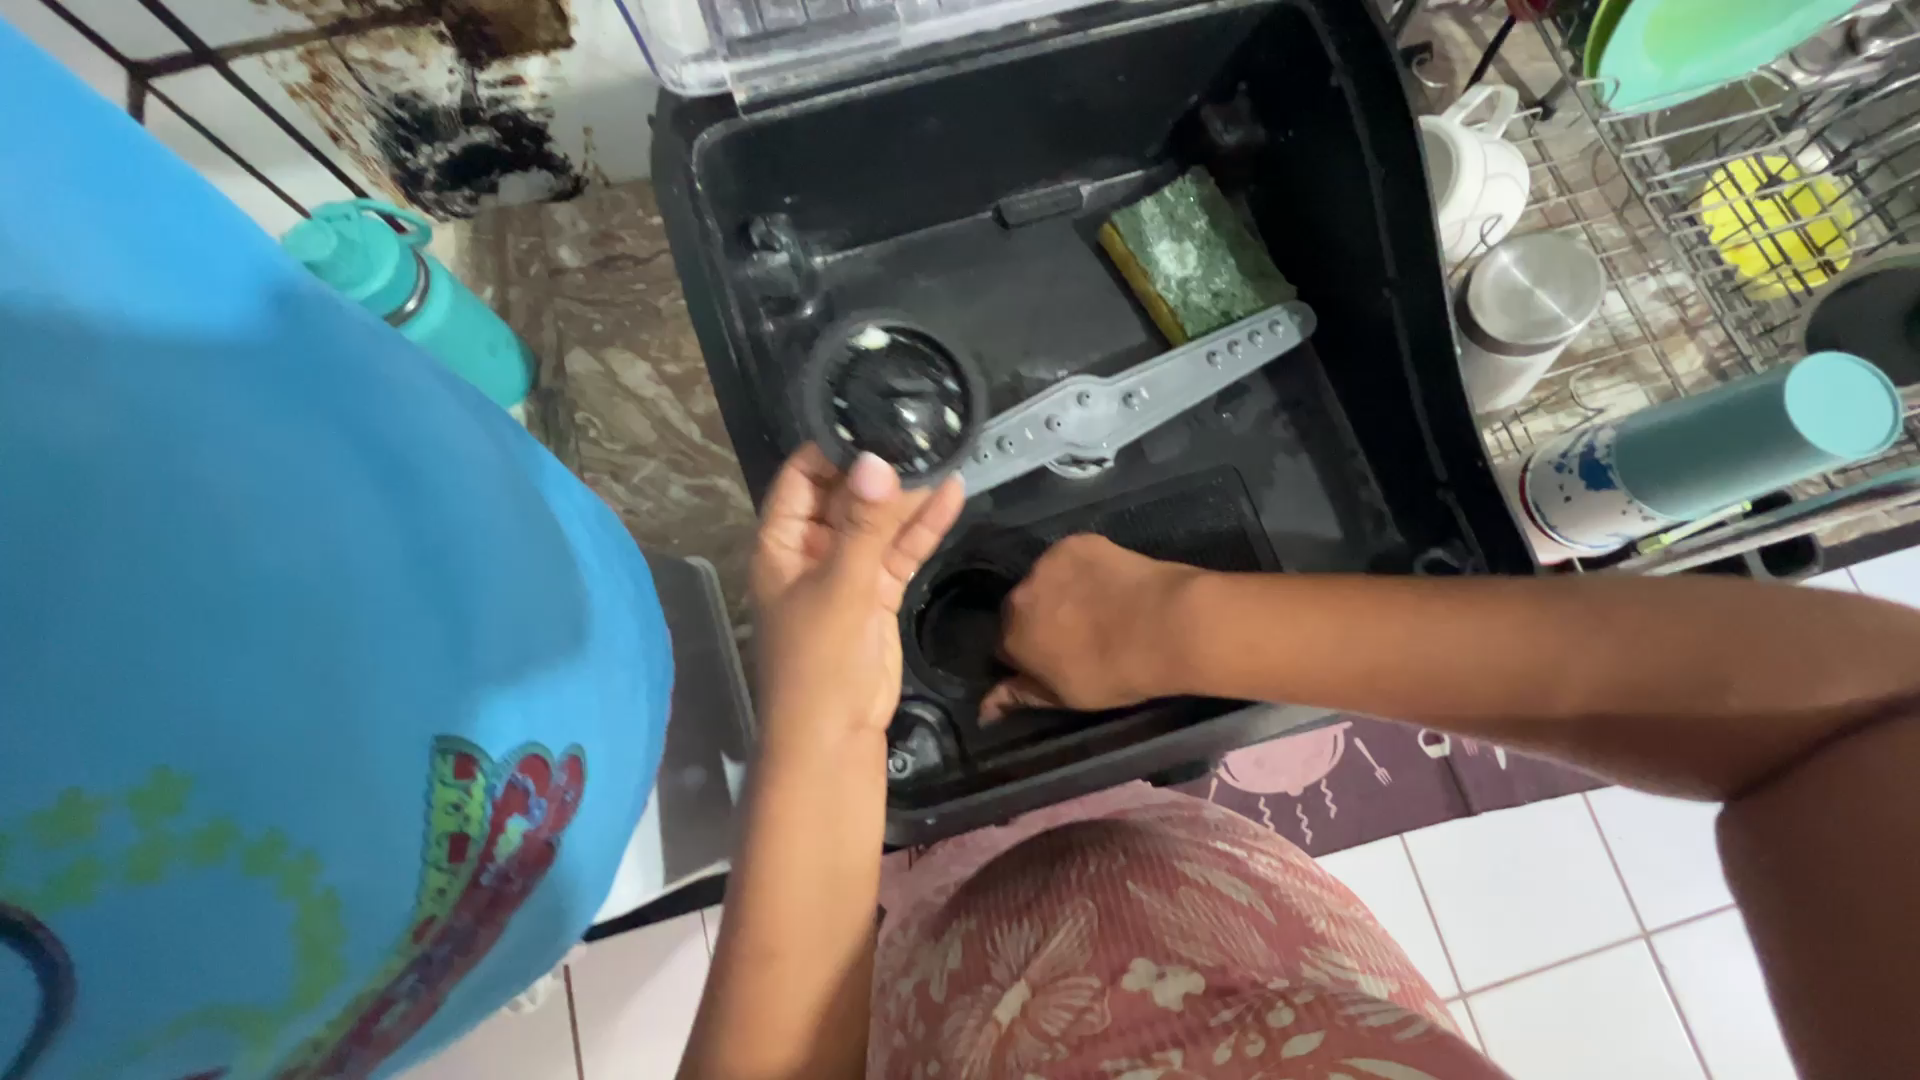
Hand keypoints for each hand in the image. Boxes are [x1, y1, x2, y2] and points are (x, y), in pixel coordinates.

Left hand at [752, 445, 965, 749]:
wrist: (835, 733)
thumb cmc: (819, 659)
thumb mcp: (841, 585)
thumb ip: (864, 524)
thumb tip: (877, 460)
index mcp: (781, 542)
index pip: (800, 478)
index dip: (830, 447)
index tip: (869, 415)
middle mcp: (811, 549)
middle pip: (845, 495)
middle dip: (879, 467)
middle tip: (919, 428)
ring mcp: (847, 570)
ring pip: (879, 522)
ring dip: (908, 495)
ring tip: (944, 450)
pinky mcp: (878, 592)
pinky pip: (900, 550)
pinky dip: (923, 528)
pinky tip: (952, 495)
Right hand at [981, 534, 1203, 720]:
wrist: (1165, 625)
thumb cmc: (1114, 672)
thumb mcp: (1065, 696)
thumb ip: (1020, 695)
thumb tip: (984, 708)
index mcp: (1011, 636)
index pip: (1006, 645)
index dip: (1030, 653)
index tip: (1055, 659)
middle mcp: (1019, 595)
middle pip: (1020, 607)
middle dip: (1039, 617)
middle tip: (1078, 631)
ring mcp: (1047, 563)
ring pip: (1044, 579)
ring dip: (1059, 590)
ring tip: (1097, 604)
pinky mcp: (1075, 542)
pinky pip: (1069, 557)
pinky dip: (1083, 568)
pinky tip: (1109, 582)